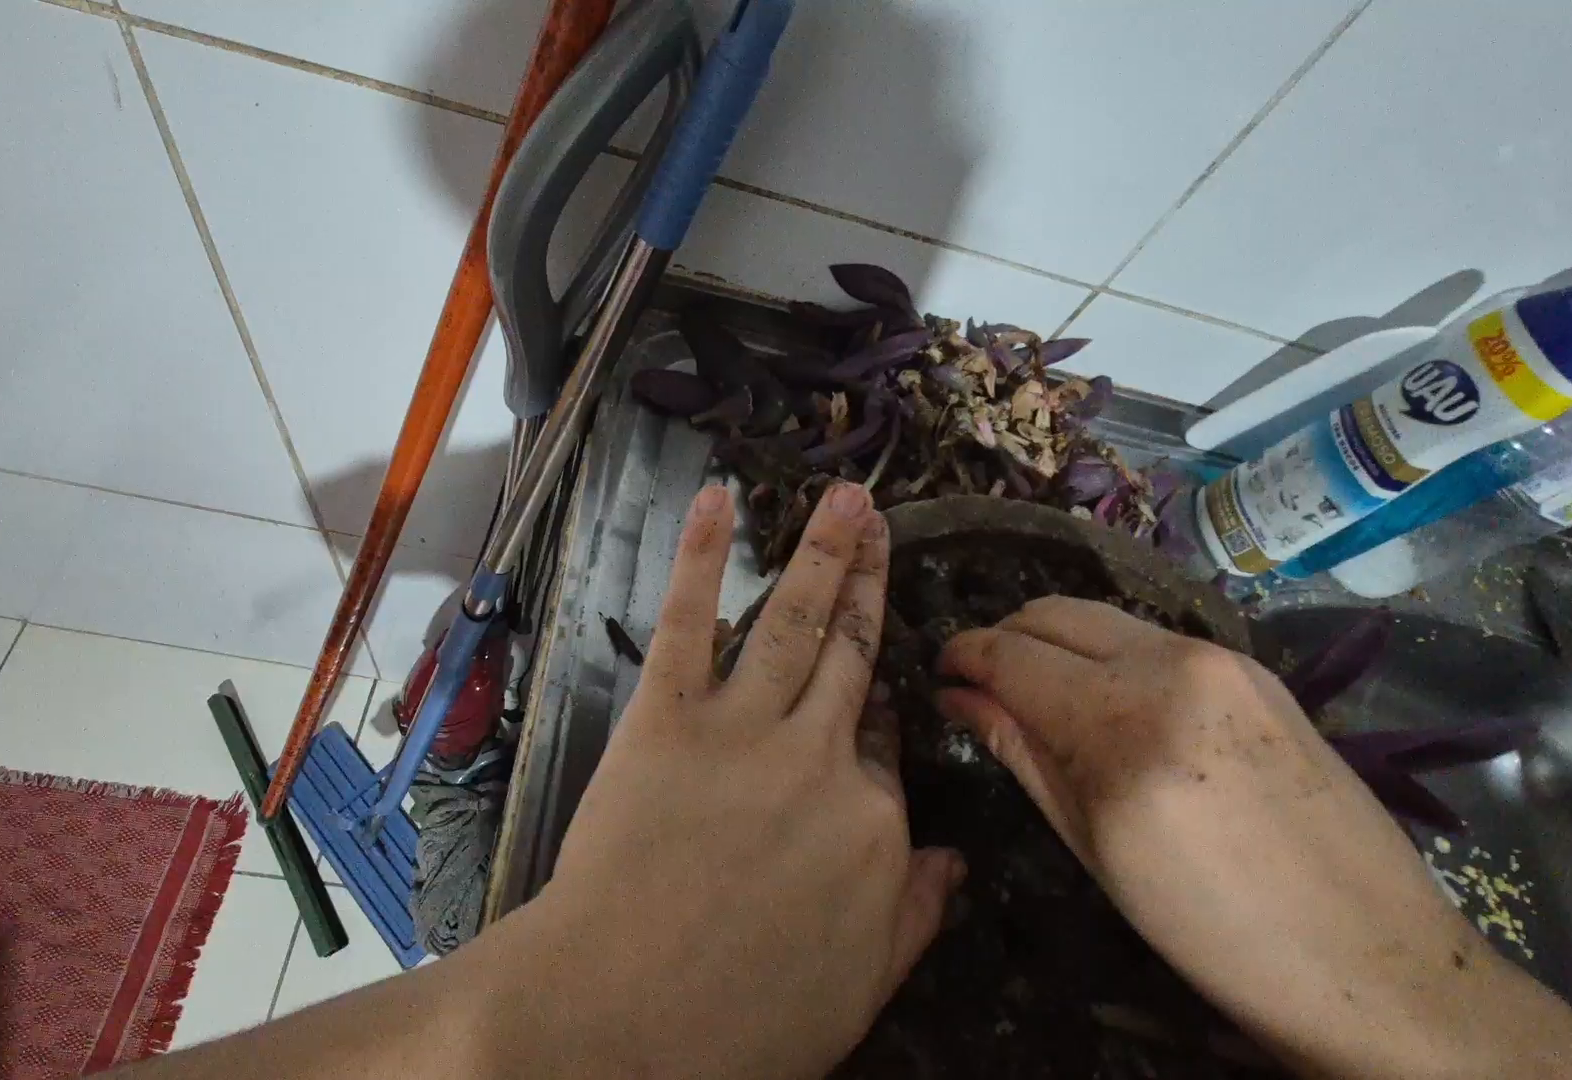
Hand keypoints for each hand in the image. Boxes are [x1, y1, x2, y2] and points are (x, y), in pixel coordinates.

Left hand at [488, 482, 961, 1079]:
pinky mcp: (668, 713)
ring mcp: (742, 726)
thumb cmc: (739, 1019)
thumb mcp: (859, 987)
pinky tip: (719, 502)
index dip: (876, 715)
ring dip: (821, 552)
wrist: (617, 1016)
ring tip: (844, 498)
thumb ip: (915, 915)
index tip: (869, 692)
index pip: (884, 746)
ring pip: (795, 622)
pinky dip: (703, 559)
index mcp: (871, 821)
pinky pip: (690, 623)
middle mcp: (819, 756)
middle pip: (853, 654)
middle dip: (869, 582)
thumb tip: (953, 859)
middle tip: (881, 521)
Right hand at [936, 596, 1571, 1079]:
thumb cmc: (1209, 926)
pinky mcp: (1253, 667)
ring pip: (1098, 616)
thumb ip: (1018, 750)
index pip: (1009, 654)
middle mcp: (1170, 668)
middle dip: (1002, 637)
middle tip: (981, 683)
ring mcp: (1219, 659)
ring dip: (1051, 641)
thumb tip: (956, 698)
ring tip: (1038, 692)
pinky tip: (1104, 701)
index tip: (939, 673)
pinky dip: (1104, 653)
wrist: (1375, 962)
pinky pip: (1147, 636)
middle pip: (1050, 612)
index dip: (962, 655)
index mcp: (1121, 726)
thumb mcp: (1089, 843)